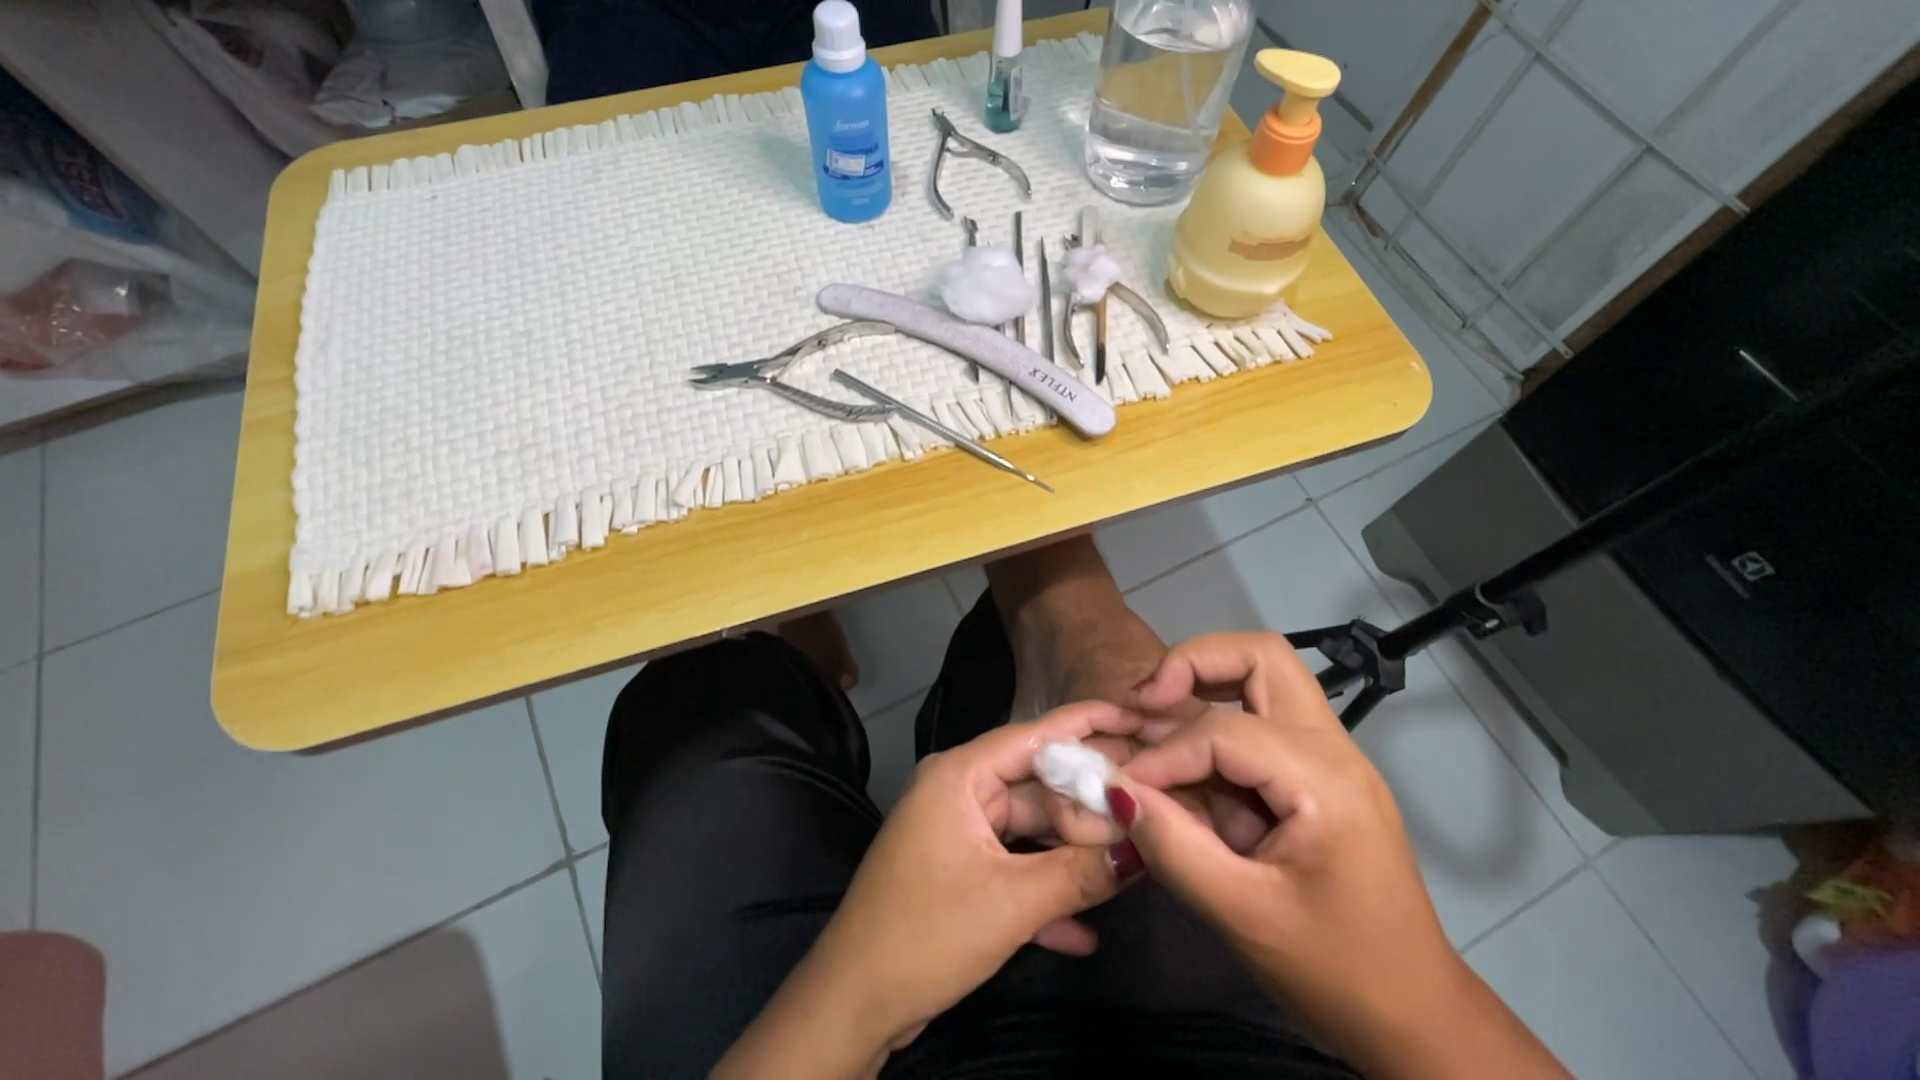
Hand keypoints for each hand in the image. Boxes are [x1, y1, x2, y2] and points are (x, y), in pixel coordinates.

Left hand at [716, 701, 1142, 1078]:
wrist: (853, 1003)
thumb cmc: (927, 934)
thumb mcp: (1013, 903)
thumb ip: (1082, 873)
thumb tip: (1145, 849)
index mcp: (960, 777)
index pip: (1036, 735)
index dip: (1089, 726)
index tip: (1140, 720)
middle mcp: (958, 794)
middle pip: (1039, 787)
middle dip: (1090, 811)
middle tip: (1150, 821)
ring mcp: (957, 835)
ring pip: (1031, 832)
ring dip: (1072, 858)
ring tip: (1133, 869)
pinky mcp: (958, 874)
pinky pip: (1014, 870)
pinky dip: (1045, 896)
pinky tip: (1087, 933)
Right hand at [1117, 633, 1568, 1079]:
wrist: (1414, 1014)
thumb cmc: (1336, 972)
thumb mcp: (1243, 915)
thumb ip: (1174, 847)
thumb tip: (1115, 791)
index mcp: (1325, 782)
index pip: (1223, 732)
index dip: (1162, 755)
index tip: (1120, 789)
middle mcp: (1335, 751)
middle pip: (1263, 657)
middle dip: (1192, 663)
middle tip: (1141, 700)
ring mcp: (1333, 759)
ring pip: (1266, 679)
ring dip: (1206, 685)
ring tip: (1152, 718)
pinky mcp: (1321, 778)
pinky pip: (1264, 724)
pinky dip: (1217, 727)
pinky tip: (1184, 764)